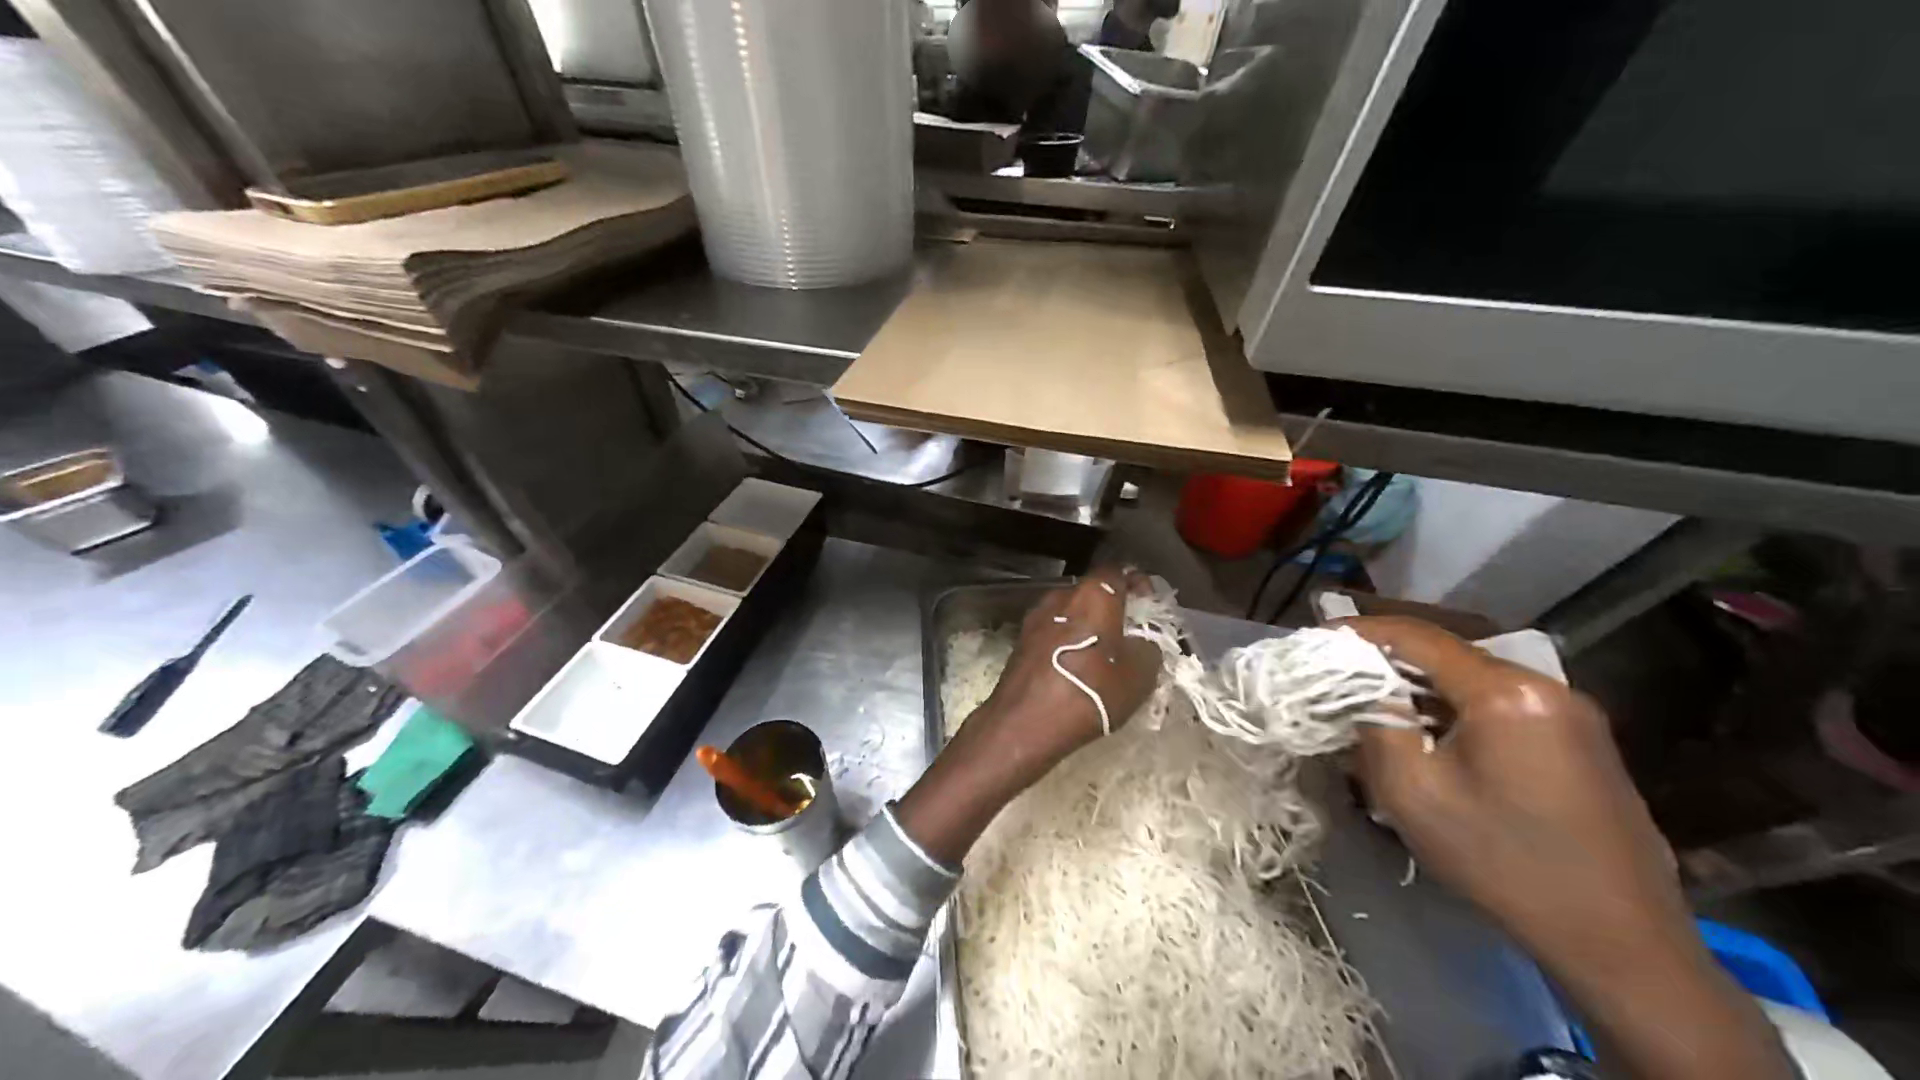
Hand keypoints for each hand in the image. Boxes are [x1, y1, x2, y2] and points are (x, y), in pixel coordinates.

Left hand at [896, 568, 1160, 864]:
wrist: (1025, 723)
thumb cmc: (1090, 693)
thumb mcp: (1139, 676)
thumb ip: (1148, 648)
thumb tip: (1142, 643)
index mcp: (1094, 594)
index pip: (1119, 572)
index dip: (1138, 584)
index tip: (1149, 606)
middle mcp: (1061, 595)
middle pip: (1093, 591)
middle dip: (1113, 608)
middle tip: (1130, 633)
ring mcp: (1036, 616)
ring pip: (1071, 612)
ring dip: (1088, 625)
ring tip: (1104, 653)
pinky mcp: (1022, 639)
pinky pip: (1054, 631)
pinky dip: (1068, 641)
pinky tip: (1078, 666)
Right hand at [1343, 616, 1790, 1079]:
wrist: (1618, 940)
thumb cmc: (1501, 861)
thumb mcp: (1412, 792)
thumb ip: (1375, 723)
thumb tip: (1357, 686)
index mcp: (1506, 693)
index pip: (1417, 636)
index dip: (1361, 631)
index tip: (1318, 637)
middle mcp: (1547, 686)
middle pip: (1448, 651)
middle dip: (1388, 657)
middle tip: (1339, 671)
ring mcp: (1572, 713)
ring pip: (1473, 677)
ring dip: (1421, 683)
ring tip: (1376, 701)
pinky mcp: (1581, 740)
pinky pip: (1500, 702)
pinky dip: (1454, 704)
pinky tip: (1429, 731)